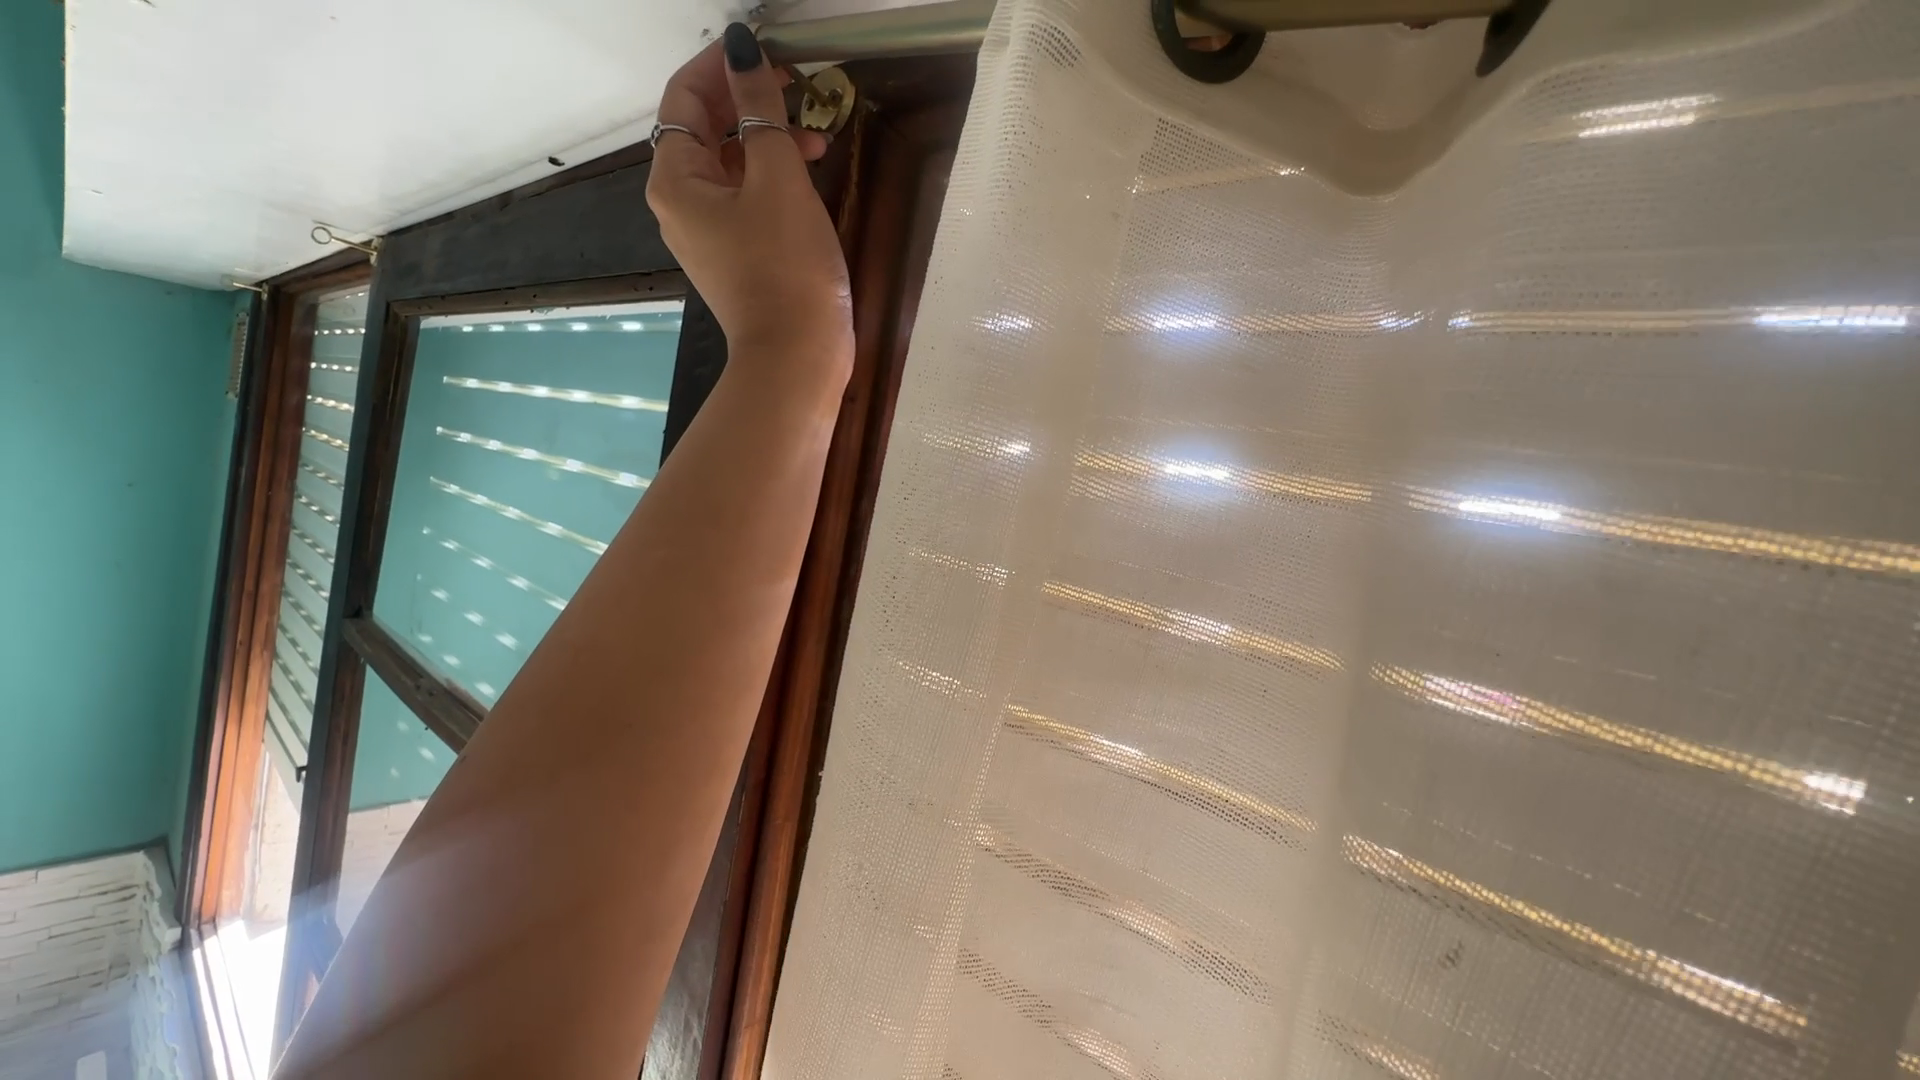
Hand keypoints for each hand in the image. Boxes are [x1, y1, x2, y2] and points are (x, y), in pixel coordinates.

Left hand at [647, 24, 852, 376]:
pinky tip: (810, 171)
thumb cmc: (786, 267)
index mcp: (676, 179)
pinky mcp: (736, 254)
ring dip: (768, 138)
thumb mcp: (778, 177)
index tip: (767, 48)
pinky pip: (746, 197)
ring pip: (731, 163)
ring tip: (817, 133)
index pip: (685, 96)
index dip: (722, 64)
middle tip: (798, 83)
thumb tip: (743, 49)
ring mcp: (708, 232)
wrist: (797, 356)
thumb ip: (760, 109)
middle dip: (750, 101)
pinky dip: (773, 176)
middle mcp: (681, 202)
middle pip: (706, 129)